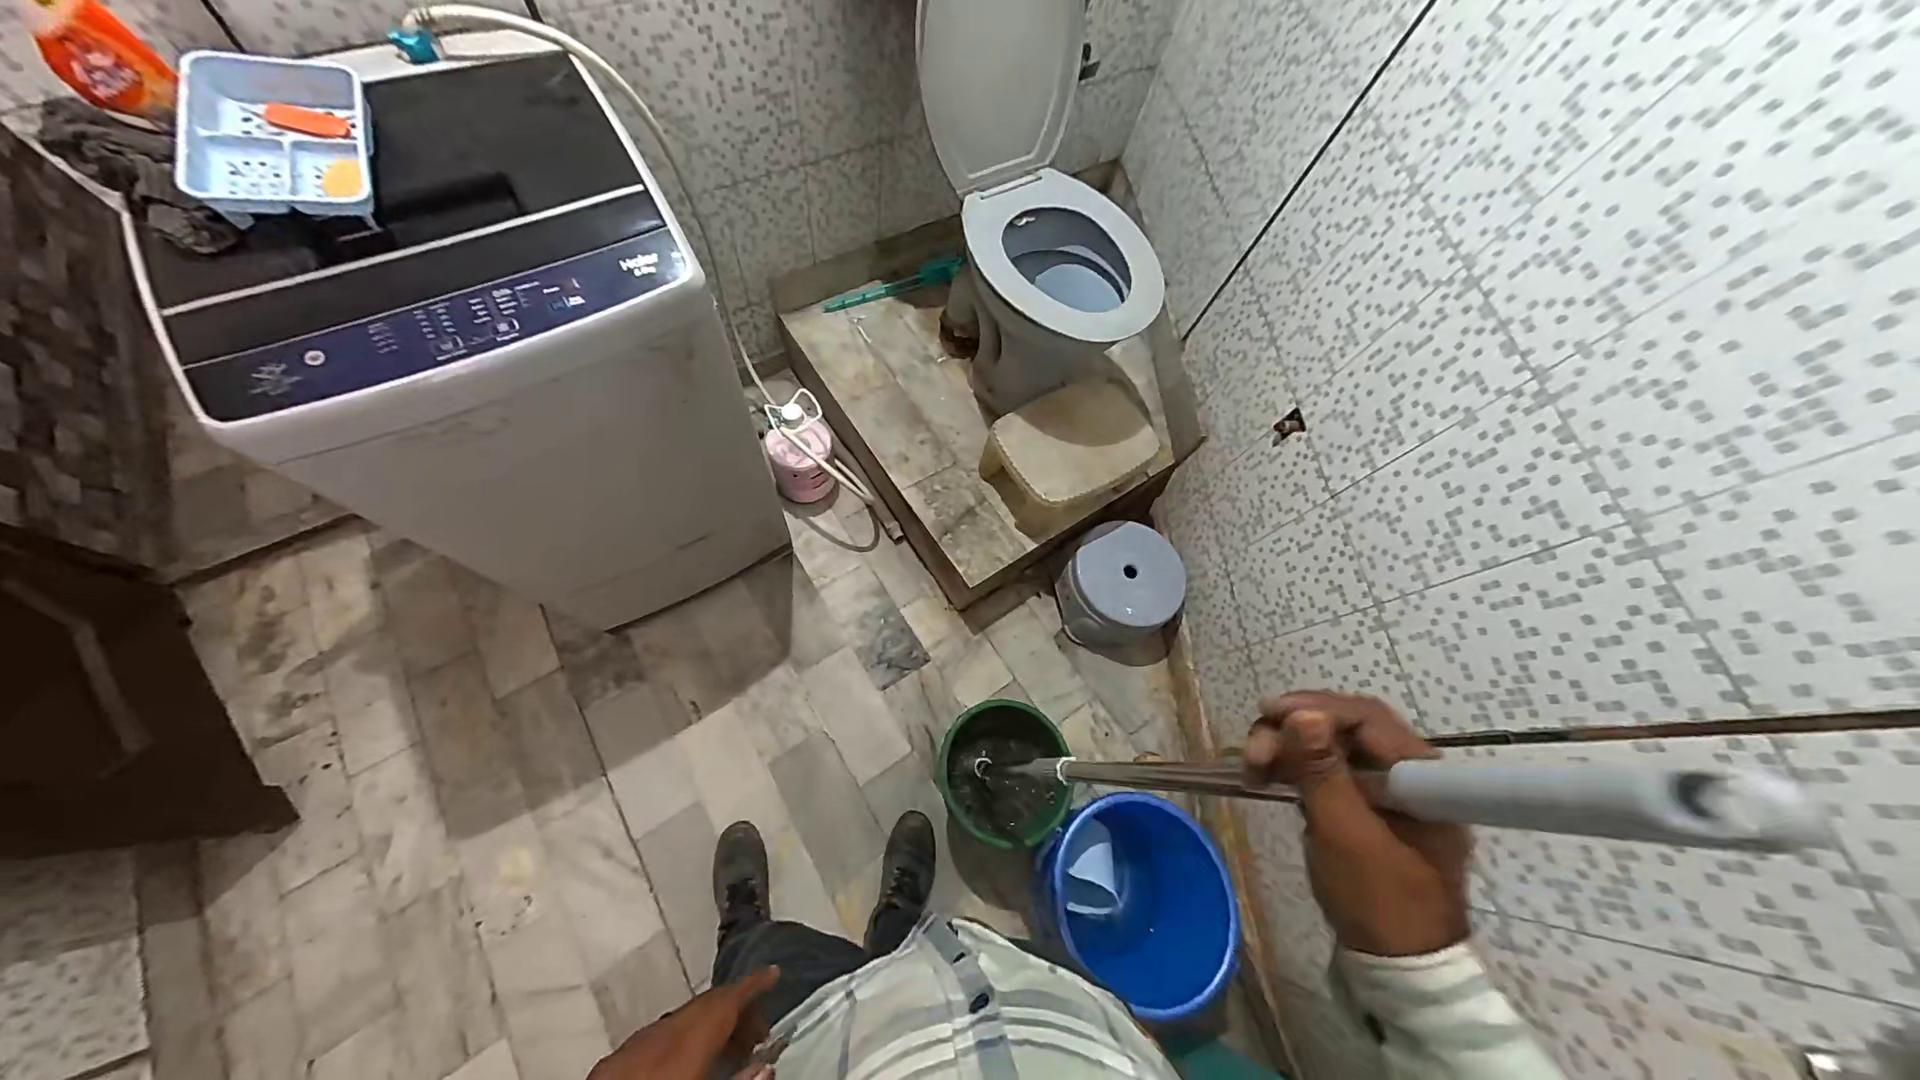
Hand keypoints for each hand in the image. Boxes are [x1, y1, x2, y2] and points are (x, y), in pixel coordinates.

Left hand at [588, 967, 779, 1079]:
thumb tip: (767, 1065)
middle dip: (736, 1010)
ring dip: (709, 1027)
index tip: (774, 973)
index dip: (754, 983)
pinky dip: (682, 1041)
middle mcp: (662, 1032)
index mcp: (689, 1039)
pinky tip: (689, 1064)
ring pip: (681, 1022)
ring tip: (729, 1051)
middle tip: (759, 1034)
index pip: (727, 999)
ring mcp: (634, 1046)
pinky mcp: (612, 1064)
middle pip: (706, 1006)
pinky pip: (658, 1039)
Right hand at [1246, 692, 1470, 956]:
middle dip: (1294, 730)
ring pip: (1331, 746)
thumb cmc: (1376, 900)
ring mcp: (1387, 791)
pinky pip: (1328, 769)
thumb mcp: (1344, 833)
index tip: (1269, 714)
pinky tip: (1269, 777)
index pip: (1366, 718)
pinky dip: (1295, 768)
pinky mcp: (1366, 806)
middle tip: (1254, 752)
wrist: (1396, 966)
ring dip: (1289, 748)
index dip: (1315, 707)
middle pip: (1345, 727)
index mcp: (1421, 777)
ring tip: (1254, 768)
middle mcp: (1408, 775)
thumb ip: (1323, 770)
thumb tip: (1302, 714)